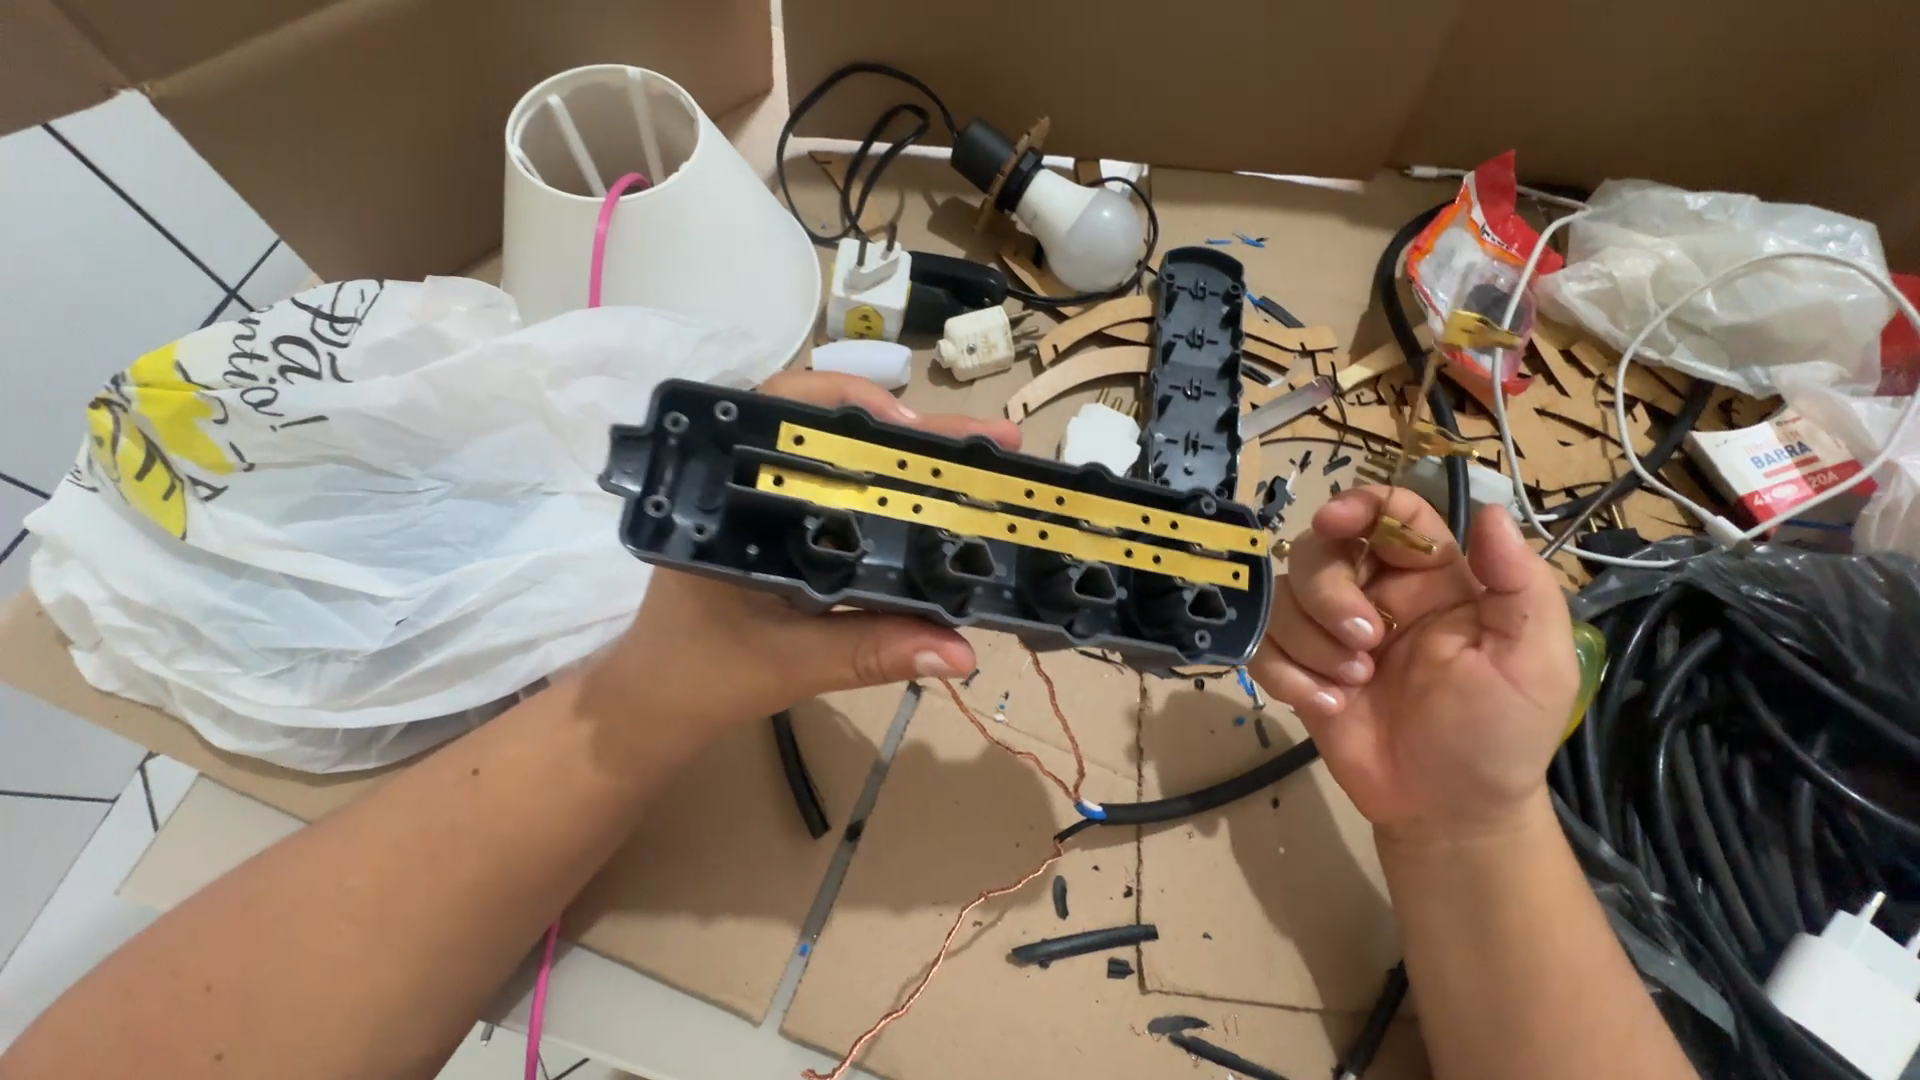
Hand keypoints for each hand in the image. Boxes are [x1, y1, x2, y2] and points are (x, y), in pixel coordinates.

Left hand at [586, 372, 1021, 729]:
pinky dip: (892, 492)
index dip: (853, 403)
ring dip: (909, 457)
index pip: (784, 412)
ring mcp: (770, 507)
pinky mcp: (789, 531)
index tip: (912, 427)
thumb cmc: (702, 676)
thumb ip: (870, 652)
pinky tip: (935, 499)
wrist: (659, 702)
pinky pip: (844, 496)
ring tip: (978, 459)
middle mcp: (748, 485)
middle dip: (912, 431)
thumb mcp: (790, 664)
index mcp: (727, 497)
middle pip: (833, 429)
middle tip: (990, 439)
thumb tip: (960, 652)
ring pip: (844, 459)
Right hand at [1249, 487, 1577, 839]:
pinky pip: (1263, 646)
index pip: (1389, 512)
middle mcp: (1374, 594)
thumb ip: (1518, 582)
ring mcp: (1329, 633)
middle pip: (1319, 551)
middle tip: (1366, 644)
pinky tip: (1325, 705)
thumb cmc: (1499, 734)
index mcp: (1431, 578)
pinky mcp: (1297, 668)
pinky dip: (1286, 674)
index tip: (1333, 523)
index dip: (1357, 504)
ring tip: (1351, 686)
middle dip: (1330, 594)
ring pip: (1284, 597)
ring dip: (1312, 643)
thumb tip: (1491, 510)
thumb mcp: (1532, 660)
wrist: (1446, 808)